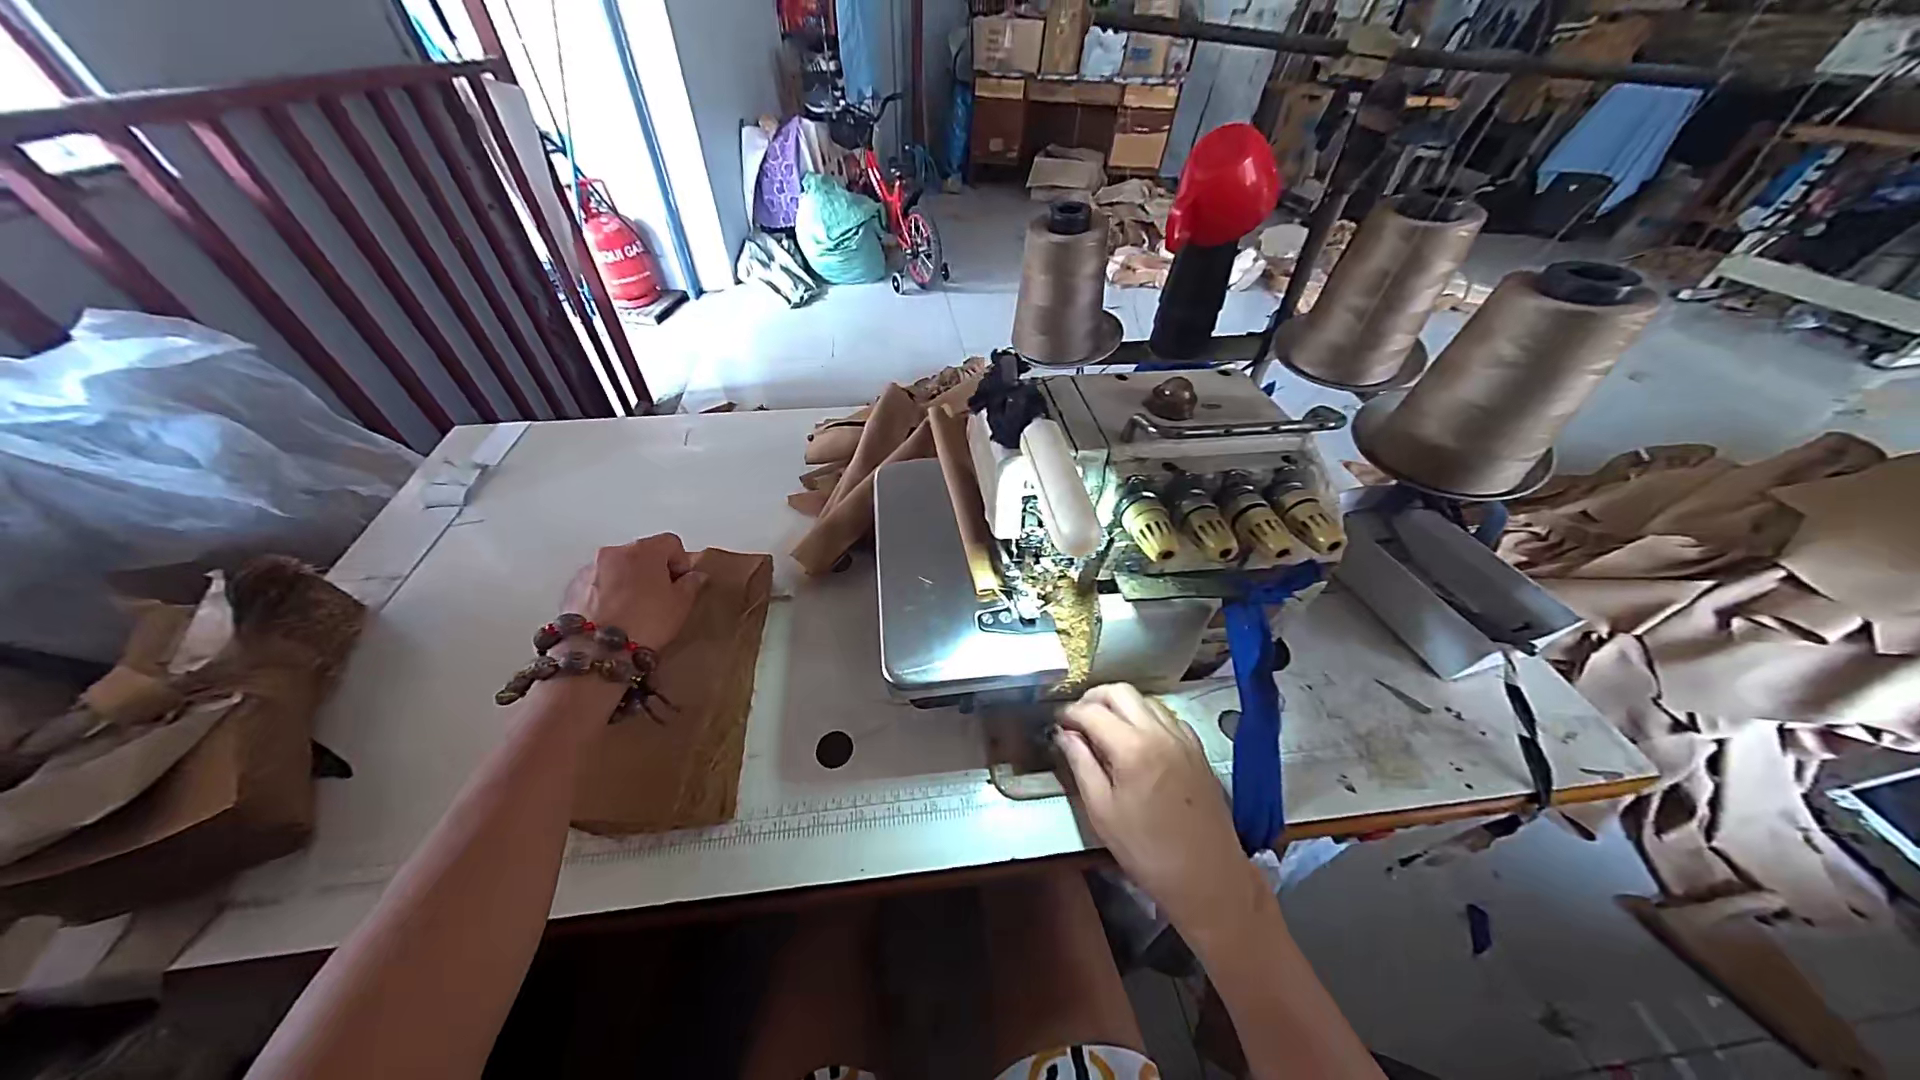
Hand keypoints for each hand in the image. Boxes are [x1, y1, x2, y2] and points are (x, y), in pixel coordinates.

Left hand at [561, 534, 707, 651]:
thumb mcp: (681, 605)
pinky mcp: (570, 589)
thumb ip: (691, 584)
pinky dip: (607, 594)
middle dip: (652, 570)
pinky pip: (597, 584)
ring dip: (628, 581)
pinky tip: (615, 617)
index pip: (670, 542)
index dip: (680, 561)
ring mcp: (589, 569)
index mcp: (644, 550)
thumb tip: (694, 576)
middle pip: (641, 553)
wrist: (598, 651)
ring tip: (634, 610)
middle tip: (661, 597)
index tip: (681, 583)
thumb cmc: (646, 623)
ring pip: (617, 568)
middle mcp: (613, 552)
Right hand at [1055, 683, 1248, 925]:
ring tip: (1104, 729)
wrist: (1207, 876)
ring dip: (1120, 705)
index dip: (1068, 712)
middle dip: (1093, 699)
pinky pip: (1166, 716)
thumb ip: (1080, 763)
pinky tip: (1136, 740)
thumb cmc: (1146, 850)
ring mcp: (1182, 737)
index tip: (1056, 723)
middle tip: (1077, 720)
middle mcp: (1159, 731)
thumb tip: (1063, 734)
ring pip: (1145, 699)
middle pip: (1120, 691)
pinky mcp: (1197, 748)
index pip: (1091, 710)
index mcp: (1132, 747)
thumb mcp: (1101, 811)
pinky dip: (1145, 717)